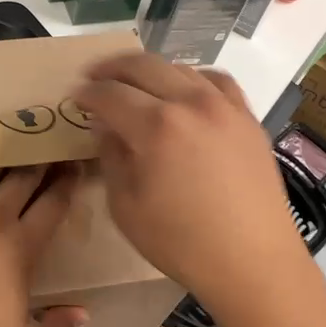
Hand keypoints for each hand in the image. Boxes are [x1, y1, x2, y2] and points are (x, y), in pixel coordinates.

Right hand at [75, 53, 310, 308]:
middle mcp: (191, 103)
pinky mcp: (247, 118)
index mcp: (156, 127)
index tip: (74, 99)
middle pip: (144, 67)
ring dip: (151, 72)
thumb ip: (112, 159)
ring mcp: (225, 106)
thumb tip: (107, 129)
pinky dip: (192, 80)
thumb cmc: (180, 244)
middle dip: (113, 69)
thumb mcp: (126, 208)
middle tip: (94, 78)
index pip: (110, 94)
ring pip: (181, 68)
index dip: (87, 94)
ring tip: (136, 85)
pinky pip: (216, 82)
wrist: (251, 259)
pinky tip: (185, 94)